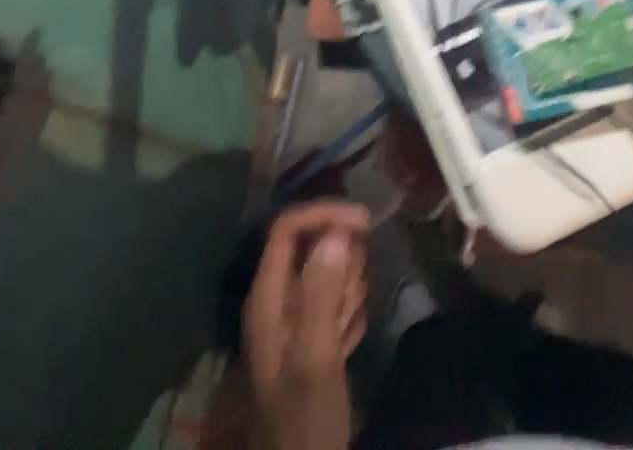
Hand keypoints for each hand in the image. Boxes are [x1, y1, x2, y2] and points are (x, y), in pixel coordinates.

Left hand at [243, 201, 370, 449]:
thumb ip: (322, 294)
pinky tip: (348, 341)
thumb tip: (336, 234)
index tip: (365, 222)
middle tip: (352, 300)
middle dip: (341, 262)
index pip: (287, 228)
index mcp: (267, 296)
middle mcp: (276, 299)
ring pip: (328, 272)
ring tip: (346, 330)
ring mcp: (293, 317)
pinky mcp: (312, 334)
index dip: (323, 214)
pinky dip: (349, 313)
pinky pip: (337, 300)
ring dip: (347, 290)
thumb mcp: (316, 356)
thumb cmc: (305, 416)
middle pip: (311, 245)